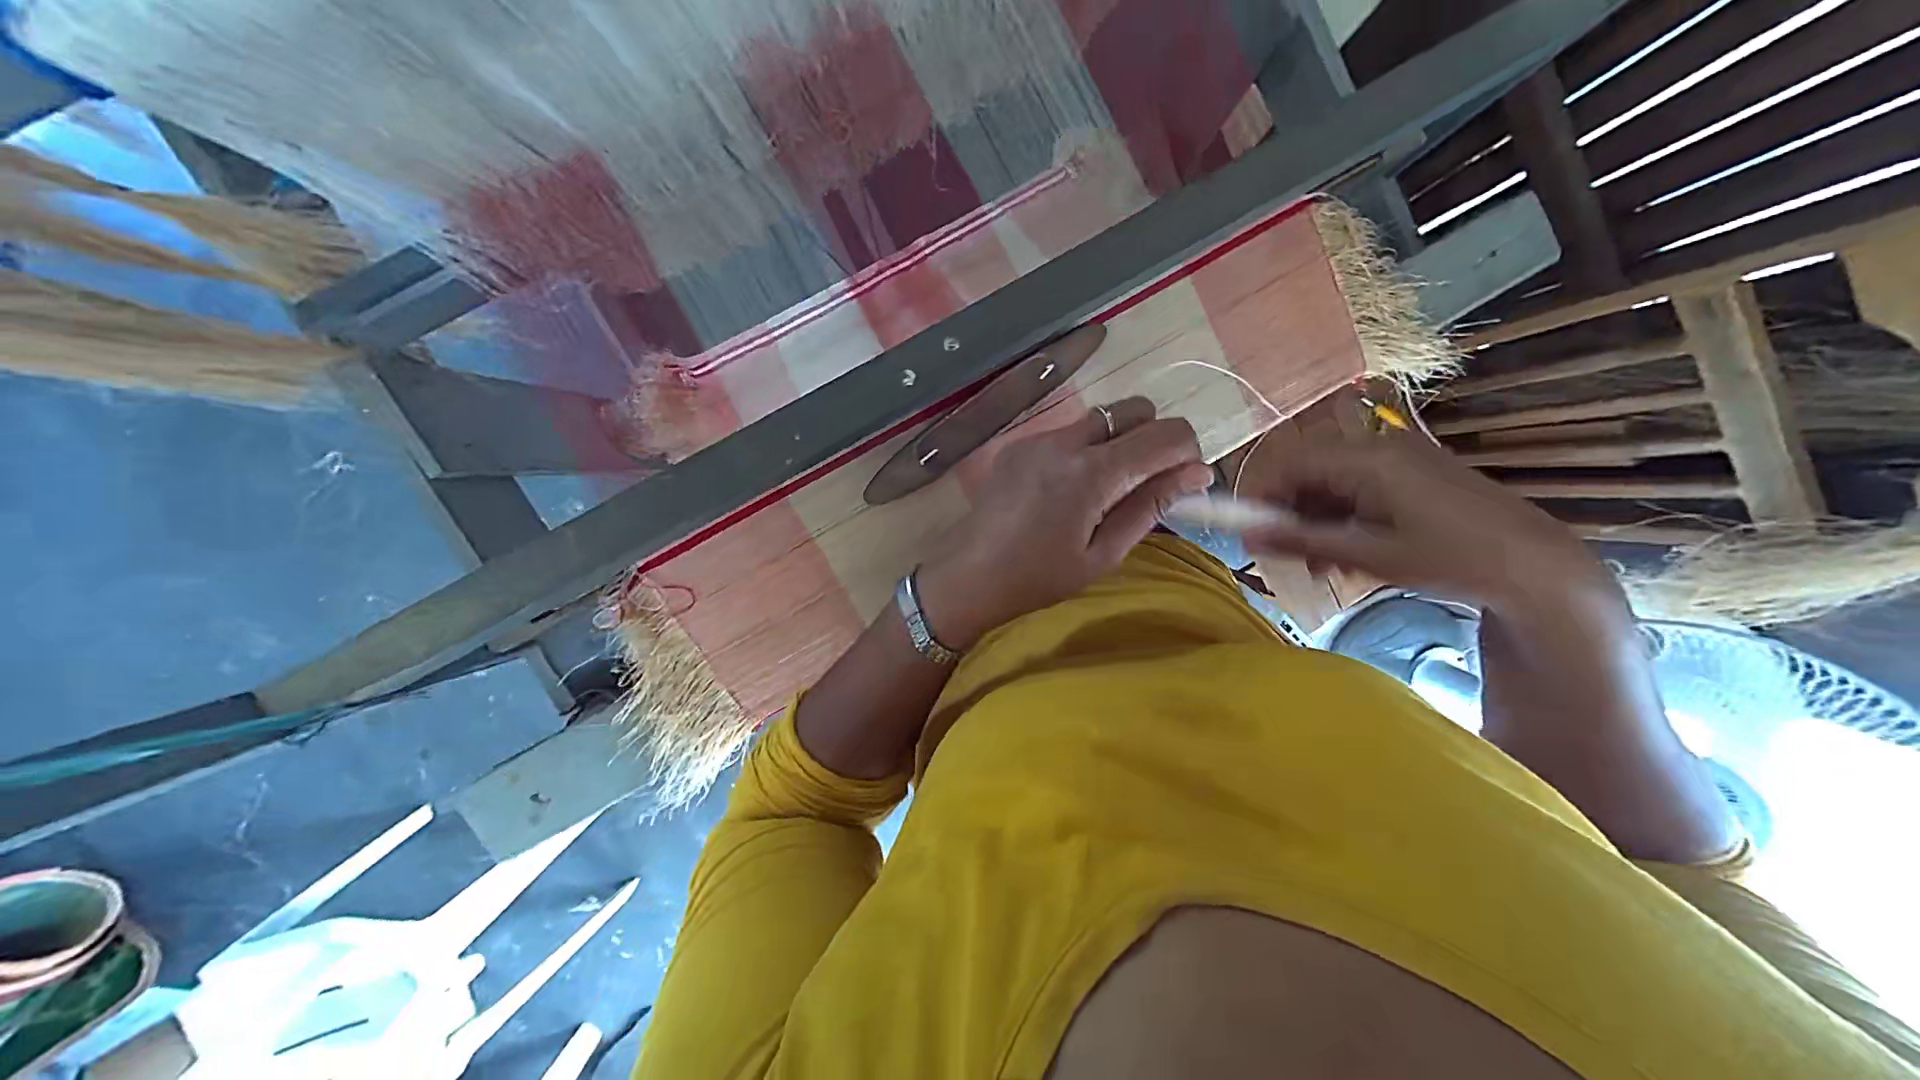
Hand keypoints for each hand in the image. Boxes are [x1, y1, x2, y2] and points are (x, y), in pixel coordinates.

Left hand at [915, 397, 1210, 649]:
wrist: (967, 576)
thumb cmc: (1038, 578)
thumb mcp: (1103, 554)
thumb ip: (1150, 506)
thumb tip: (1198, 473)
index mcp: (1092, 473)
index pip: (1166, 433)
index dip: (1187, 452)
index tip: (1182, 481)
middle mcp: (1066, 442)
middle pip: (1134, 409)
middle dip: (1153, 437)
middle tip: (1145, 482)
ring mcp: (1038, 439)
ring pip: (1100, 418)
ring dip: (1118, 441)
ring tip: (1104, 489)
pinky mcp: (1019, 445)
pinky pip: (1068, 432)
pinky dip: (1084, 449)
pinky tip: (1067, 490)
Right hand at [1239, 428, 1617, 614]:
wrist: (1539, 568)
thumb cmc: (1454, 560)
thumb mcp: (1372, 555)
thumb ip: (1304, 543)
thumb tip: (1247, 538)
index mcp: (1369, 460)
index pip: (1291, 462)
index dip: (1262, 496)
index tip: (1250, 534)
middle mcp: (1380, 450)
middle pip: (1309, 472)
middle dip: (1289, 513)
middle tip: (1283, 557)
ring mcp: (1399, 462)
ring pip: (1331, 485)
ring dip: (1315, 522)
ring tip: (1317, 565)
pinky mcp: (1412, 478)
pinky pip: (1358, 492)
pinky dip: (1342, 520)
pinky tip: (1345, 554)